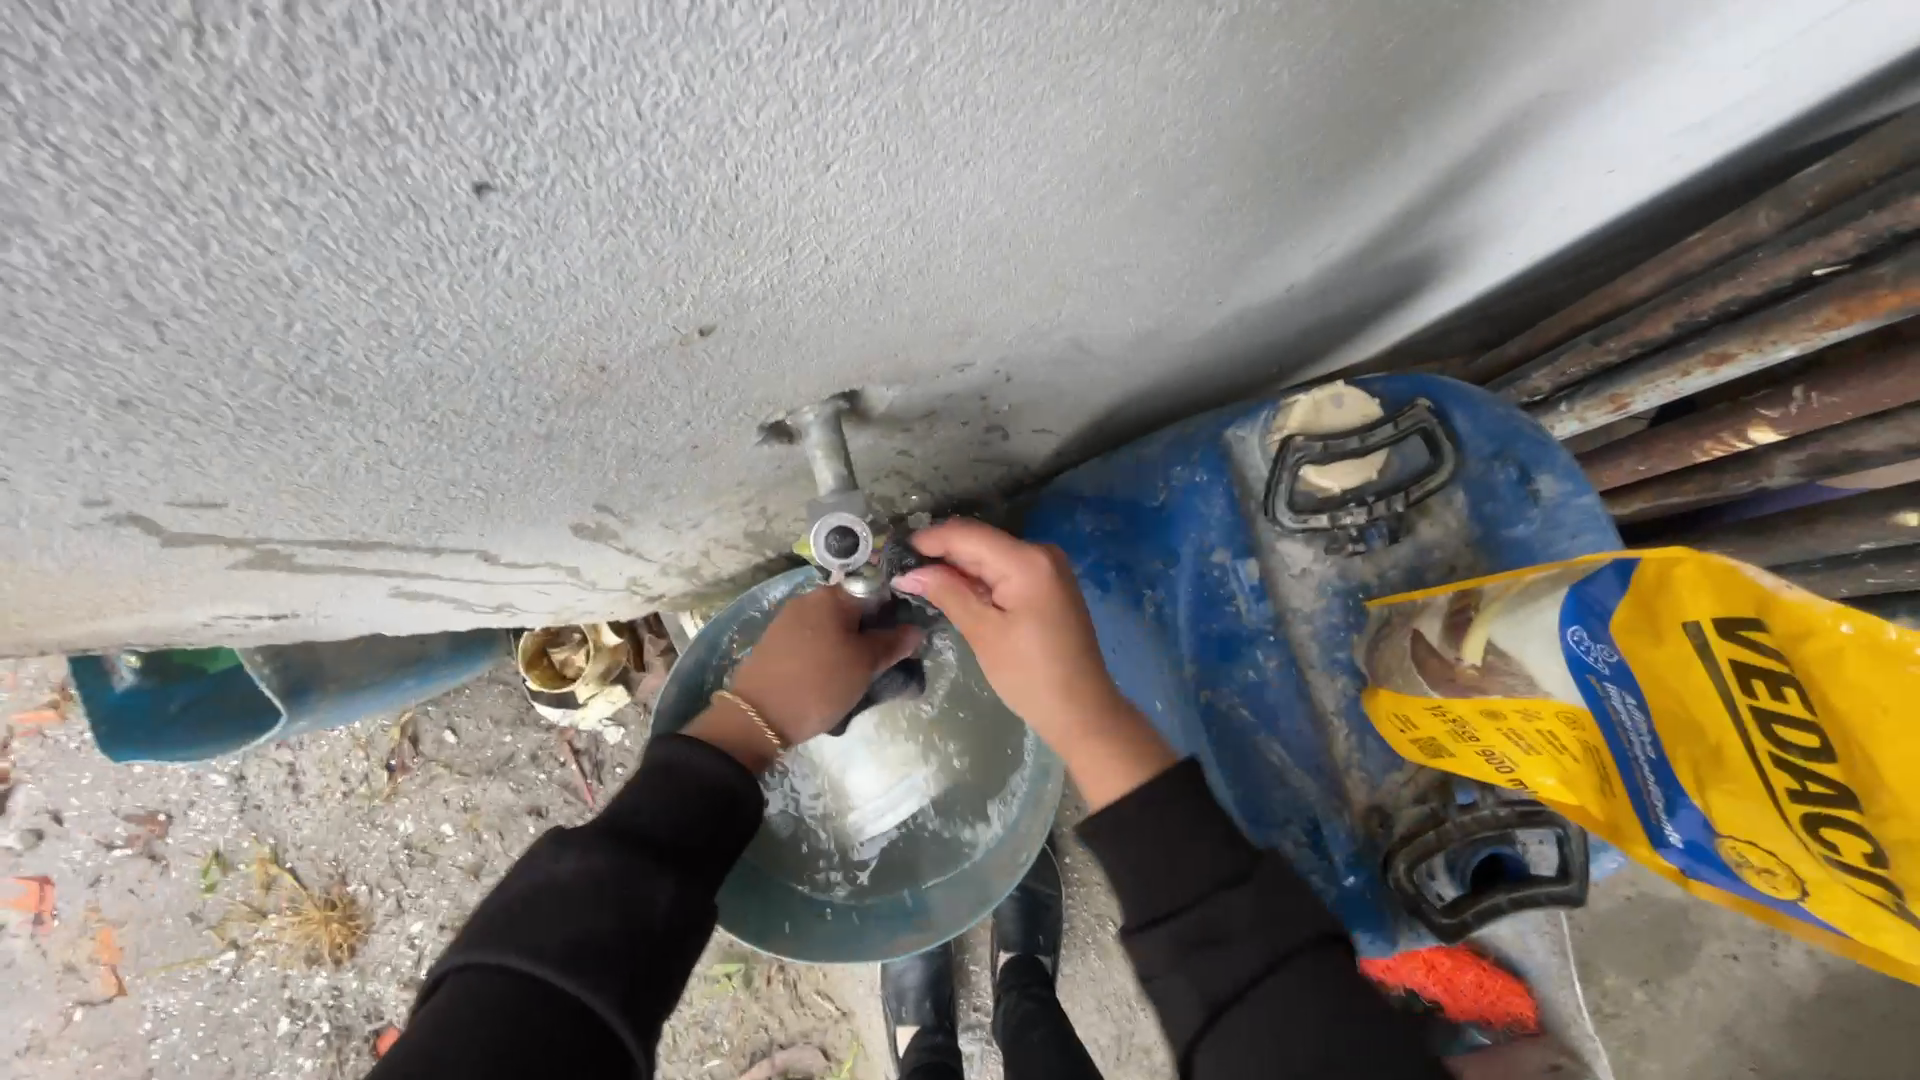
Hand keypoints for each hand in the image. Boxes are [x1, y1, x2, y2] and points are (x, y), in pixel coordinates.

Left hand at [729, 585, 923, 744]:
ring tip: (862, 672)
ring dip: (851, 643)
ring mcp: (789, 619)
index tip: (905, 635)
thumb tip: (915, 629)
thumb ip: (893, 643)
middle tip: (887, 659)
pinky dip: (830, 652)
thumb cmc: (819, 683)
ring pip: (834, 625)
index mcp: (832, 595)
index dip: (895, 609)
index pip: (876, 588)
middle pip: (854, 607)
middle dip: (873, 629)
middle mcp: (809, 598)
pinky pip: (815, 638)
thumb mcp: (865, 665)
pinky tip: (835, 675)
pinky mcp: (777, 641)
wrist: (756, 717)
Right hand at [893, 519, 1174, 808]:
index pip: (967, 535)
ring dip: (958, 566)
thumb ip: (947, 593)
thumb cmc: (1029, 675)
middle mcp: (1041, 552)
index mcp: (1027, 561)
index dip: (929, 540)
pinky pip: (1006, 570)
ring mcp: (1049, 567)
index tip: (895, 552)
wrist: (1081, 709)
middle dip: (941, 554)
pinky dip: (980, 578)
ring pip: (991, 555)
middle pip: (980, 542)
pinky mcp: (1049, 584)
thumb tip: (909, 573)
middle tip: (902, 570)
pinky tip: (955, 590)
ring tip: (919, 580)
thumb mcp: (983, 633)